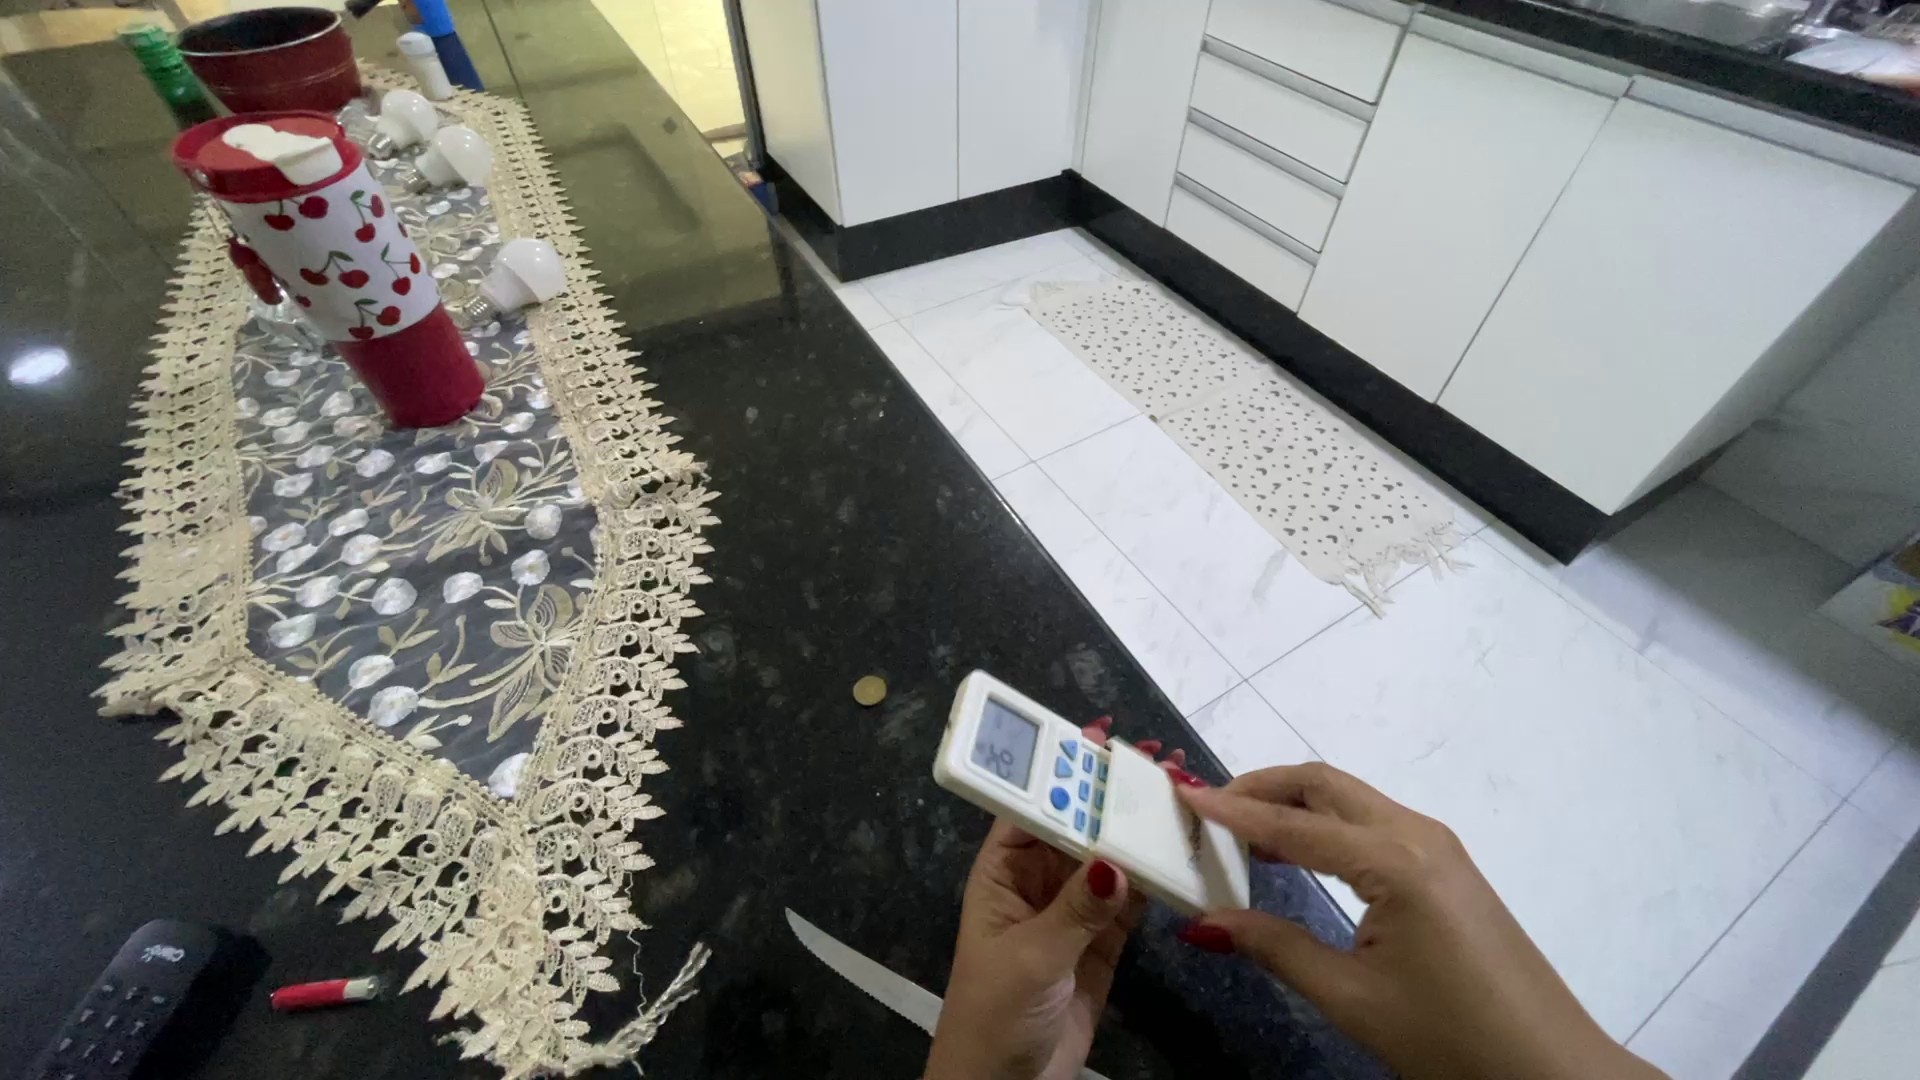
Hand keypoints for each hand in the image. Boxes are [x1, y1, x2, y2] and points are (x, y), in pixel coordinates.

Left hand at [925, 718, 1150, 1079]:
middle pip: (1078, 820)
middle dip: (1110, 788)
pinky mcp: (1104, 935)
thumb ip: (1075, 910)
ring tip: (1177, 790)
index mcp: (1004, 868)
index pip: (1033, 804)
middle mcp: (1039, 876)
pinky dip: (1155, 872)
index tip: (1097, 734)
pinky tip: (1181, 847)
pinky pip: (1132, 894)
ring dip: (1138, 824)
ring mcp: (1074, 904)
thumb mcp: (1030, 957)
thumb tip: (1115, 862)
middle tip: (1153, 755)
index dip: (1063, 767)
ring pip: (1109, 851)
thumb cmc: (994, 1012)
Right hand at [1175, 764, 1668, 1079]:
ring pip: (1343, 795)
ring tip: (1240, 827)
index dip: (1230, 810)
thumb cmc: (1454, 1042)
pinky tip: (1294, 850)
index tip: (1182, 794)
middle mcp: (1413, 833)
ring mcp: (1434, 842)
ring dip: (1289, 800)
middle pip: (1320, 783)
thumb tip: (1204, 922)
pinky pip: (1365, 818)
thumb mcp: (1352, 1000)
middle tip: (1210, 809)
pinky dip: (1319, 820)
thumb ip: (1273, 947)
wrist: (1561, 1077)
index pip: (1291, 824)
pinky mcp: (1442, 861)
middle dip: (1260, 786)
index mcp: (1392, 862)